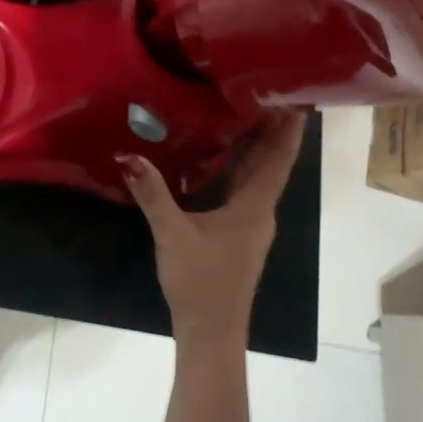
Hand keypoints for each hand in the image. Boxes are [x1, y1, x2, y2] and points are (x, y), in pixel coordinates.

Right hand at [120, 111, 309, 347]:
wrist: (210, 331)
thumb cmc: (201, 282)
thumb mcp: (172, 234)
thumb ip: (153, 194)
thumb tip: (128, 156)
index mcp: (254, 207)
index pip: (278, 159)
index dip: (287, 128)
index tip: (294, 95)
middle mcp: (259, 211)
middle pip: (271, 163)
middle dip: (271, 129)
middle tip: (263, 90)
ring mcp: (249, 225)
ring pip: (257, 177)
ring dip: (255, 148)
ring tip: (244, 112)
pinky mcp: (236, 234)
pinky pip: (242, 190)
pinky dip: (238, 167)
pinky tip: (219, 157)